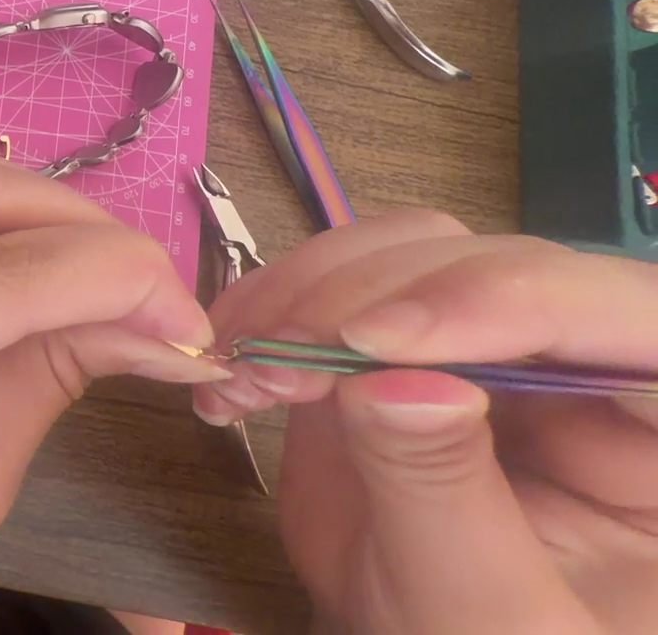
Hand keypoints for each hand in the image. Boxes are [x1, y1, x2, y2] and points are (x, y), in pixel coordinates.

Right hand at [195, 211, 657, 633]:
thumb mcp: (476, 604)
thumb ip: (441, 490)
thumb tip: (390, 379)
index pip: (630, 323)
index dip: (513, 300)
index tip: (373, 338)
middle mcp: (583, 373)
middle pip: (490, 264)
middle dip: (363, 301)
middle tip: (276, 357)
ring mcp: (478, 346)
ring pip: (400, 251)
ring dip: (301, 294)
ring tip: (243, 365)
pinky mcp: (385, 339)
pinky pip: (327, 279)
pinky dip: (265, 306)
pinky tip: (232, 361)